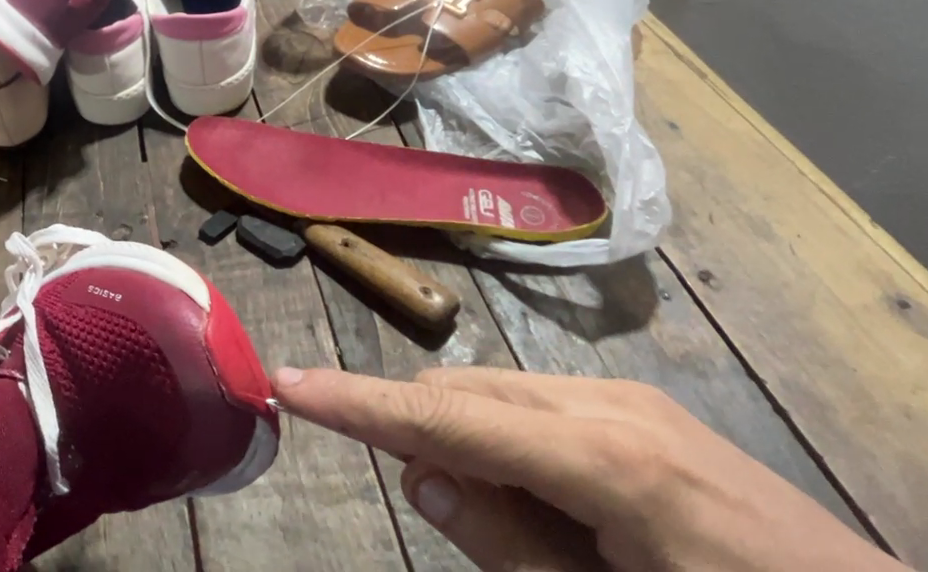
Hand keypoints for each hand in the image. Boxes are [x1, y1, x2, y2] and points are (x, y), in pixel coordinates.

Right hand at [272, 366, 904, 571]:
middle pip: (460, 397)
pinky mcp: (643, 409)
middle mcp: (607, 405)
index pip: (443, 421)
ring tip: (523, 527)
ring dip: (468, 445)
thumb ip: (507, 545)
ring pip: (492, 396)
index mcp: (604, 460)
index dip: (357, 403)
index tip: (284, 382)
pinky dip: (508, 443)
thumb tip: (421, 473)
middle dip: (422, 438)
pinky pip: (534, 406)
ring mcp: (629, 399)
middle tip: (452, 516)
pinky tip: (552, 503)